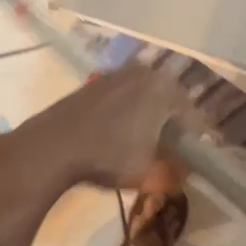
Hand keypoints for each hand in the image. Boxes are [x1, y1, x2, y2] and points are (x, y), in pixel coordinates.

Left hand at [4, 64, 188, 188]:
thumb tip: (186, 170)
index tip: (188, 163)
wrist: (52, 145)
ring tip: (138, 148)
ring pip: (143, 100)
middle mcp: (144, 72)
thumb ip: (176, 171)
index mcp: (165, 87)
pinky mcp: (92, 83)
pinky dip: (123, 117)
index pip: (192, 117)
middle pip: (168, 104)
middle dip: (168, 129)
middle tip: (164, 155)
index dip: (192, 143)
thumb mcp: (151, 172)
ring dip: (145, 122)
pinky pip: (120, 101)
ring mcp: (115, 74)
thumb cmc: (109, 156)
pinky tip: (114, 138)